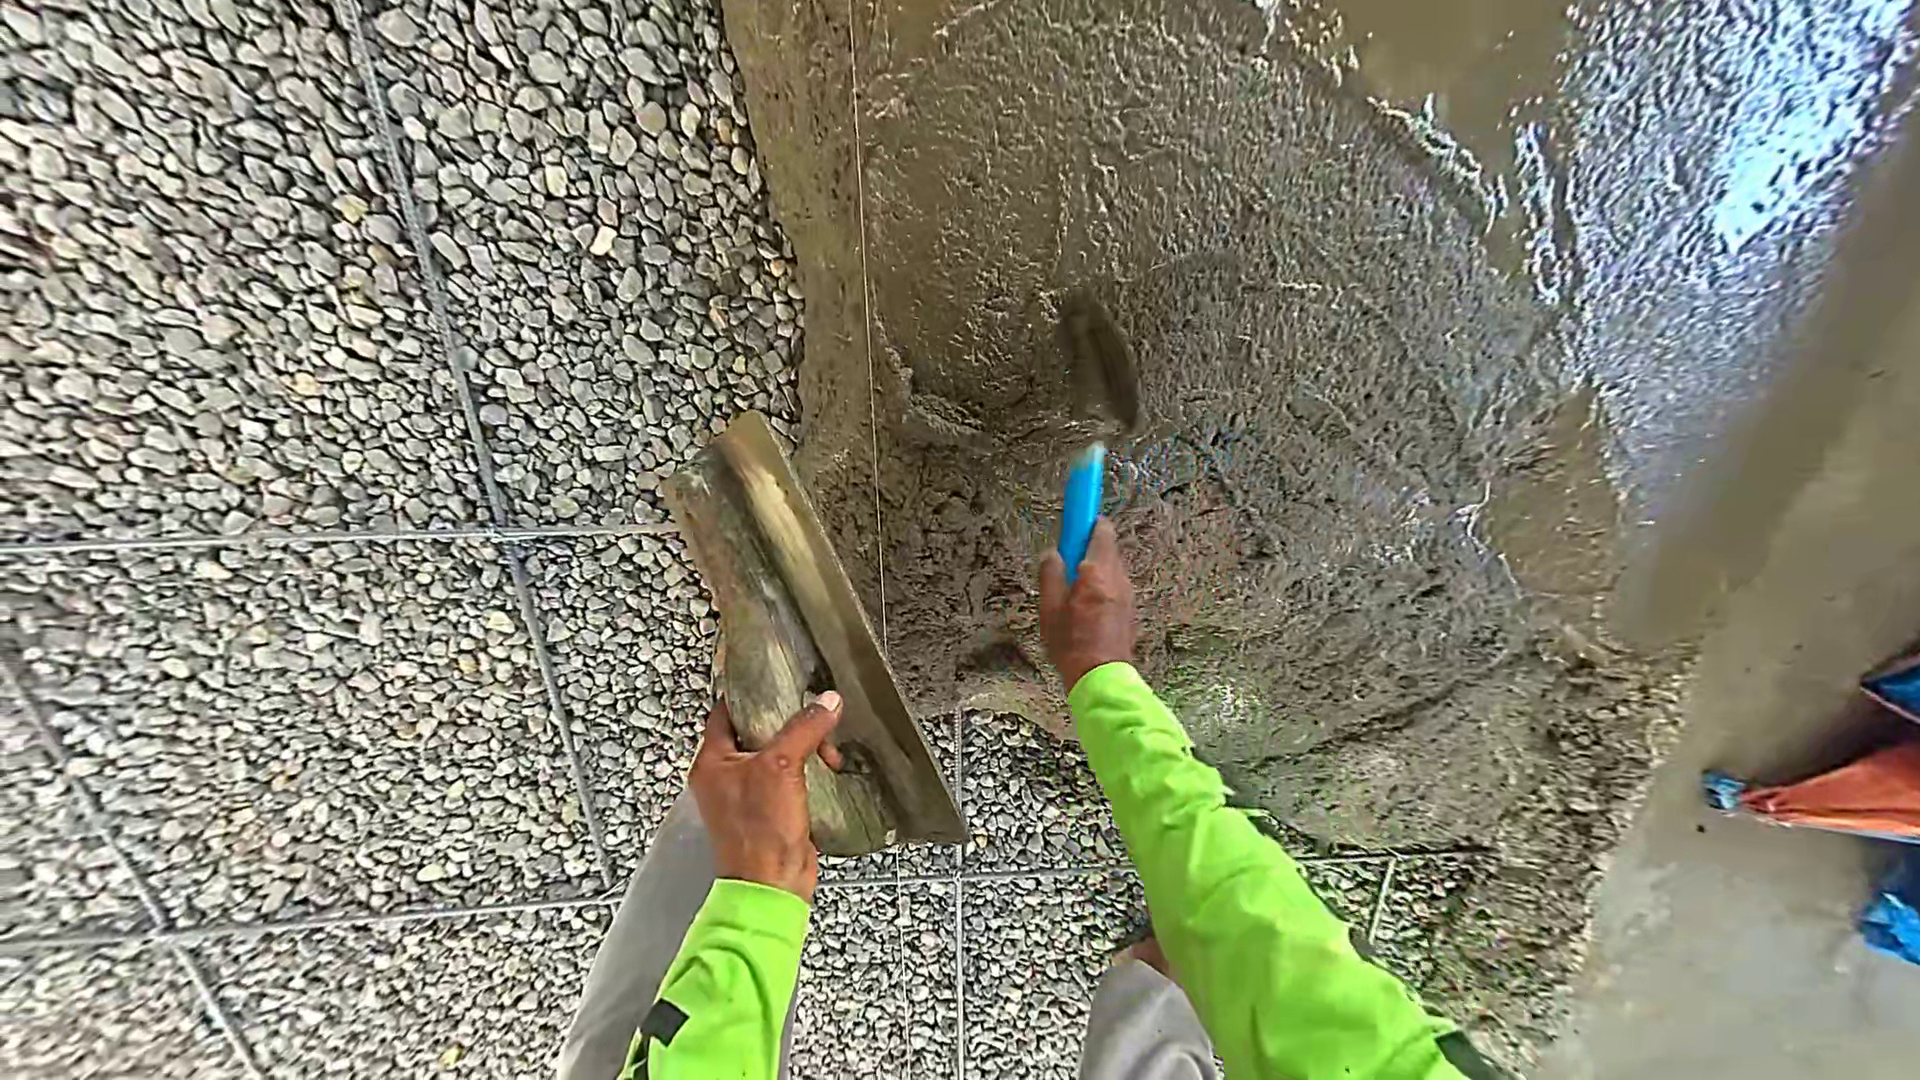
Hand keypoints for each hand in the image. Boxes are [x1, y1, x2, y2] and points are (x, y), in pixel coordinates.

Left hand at [689, 692, 844, 902]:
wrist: (773, 886)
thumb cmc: (761, 829)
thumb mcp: (781, 766)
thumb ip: (804, 728)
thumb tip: (829, 700)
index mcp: (713, 761)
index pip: (727, 711)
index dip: (750, 692)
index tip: (777, 678)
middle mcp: (727, 774)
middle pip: (760, 729)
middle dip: (791, 722)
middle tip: (814, 717)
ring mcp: (749, 792)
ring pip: (780, 751)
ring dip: (806, 746)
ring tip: (828, 752)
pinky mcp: (772, 807)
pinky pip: (792, 773)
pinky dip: (810, 766)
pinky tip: (830, 766)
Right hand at [1039, 518, 1136, 692]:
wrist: (1100, 677)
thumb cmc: (1071, 642)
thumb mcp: (1049, 606)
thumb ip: (1050, 573)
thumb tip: (1053, 553)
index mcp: (1098, 571)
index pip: (1101, 529)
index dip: (1087, 520)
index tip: (1074, 520)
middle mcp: (1118, 577)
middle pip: (1107, 547)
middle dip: (1087, 547)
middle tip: (1065, 563)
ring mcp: (1127, 594)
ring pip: (1111, 567)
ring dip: (1094, 568)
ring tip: (1072, 590)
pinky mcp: (1129, 609)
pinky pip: (1114, 585)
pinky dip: (1101, 585)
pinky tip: (1085, 605)